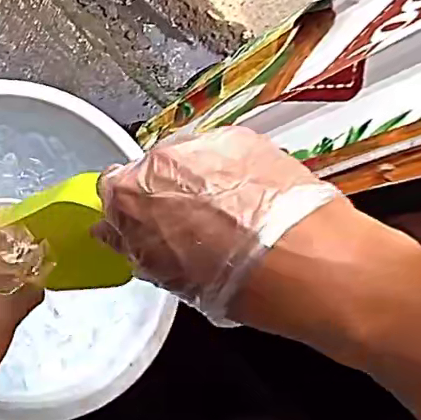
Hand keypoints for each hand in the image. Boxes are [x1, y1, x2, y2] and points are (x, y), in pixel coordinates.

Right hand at [93, 127, 342, 322]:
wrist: (311, 264)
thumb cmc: (240, 282)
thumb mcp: (169, 277)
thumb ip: (134, 245)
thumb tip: (118, 234)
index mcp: (130, 196)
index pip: (110, 189)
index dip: (129, 208)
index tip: (145, 222)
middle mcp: (159, 160)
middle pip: (149, 169)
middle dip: (163, 191)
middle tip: (190, 223)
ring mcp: (201, 144)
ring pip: (186, 157)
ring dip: (196, 178)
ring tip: (228, 211)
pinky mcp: (240, 137)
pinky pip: (221, 151)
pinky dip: (229, 169)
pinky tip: (251, 198)